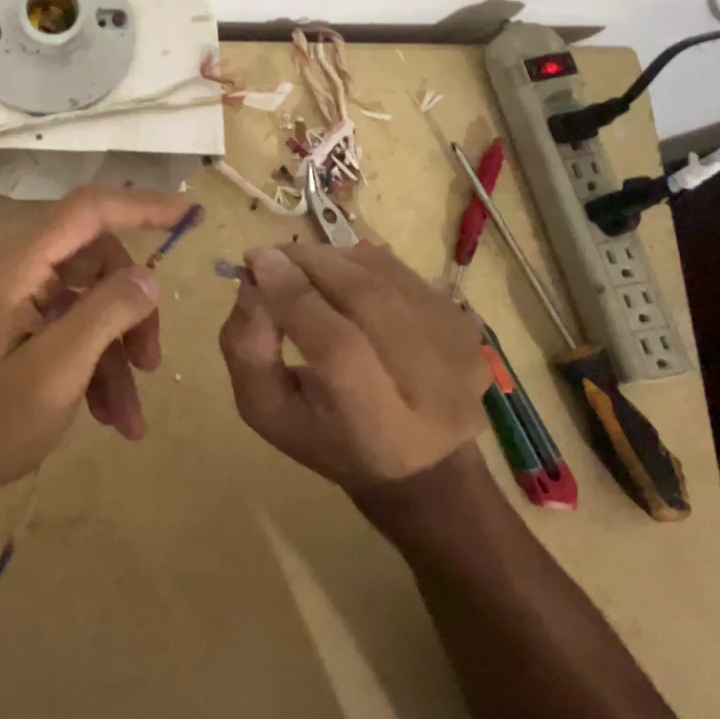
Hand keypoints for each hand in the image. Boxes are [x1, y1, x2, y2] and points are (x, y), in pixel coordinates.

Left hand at [0, 186, 191, 518]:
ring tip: (131, 416)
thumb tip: (150, 276)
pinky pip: (70, 330)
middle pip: (93, 262)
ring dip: (117, 354)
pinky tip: (111, 418)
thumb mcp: (56, 372)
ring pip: (88, 302)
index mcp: (11, 268)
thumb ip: (105, 315)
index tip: (190, 215)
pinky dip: (96, 367)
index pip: (84, 211)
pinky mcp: (16, 329)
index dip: (140, 206)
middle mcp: (10, 272)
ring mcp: (12, 301)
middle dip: (132, 310)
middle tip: (152, 362)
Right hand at [217, 242, 489, 492]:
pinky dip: (366, 263)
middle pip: (370, 302)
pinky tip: (340, 273)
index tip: (256, 261)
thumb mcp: (266, 410)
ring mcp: (461, 356)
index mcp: (376, 429)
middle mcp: (432, 393)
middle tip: (273, 254)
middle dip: (313, 265)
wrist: (417, 463)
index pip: (338, 348)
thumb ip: (247, 351)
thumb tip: (253, 284)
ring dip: (336, 259)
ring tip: (302, 263)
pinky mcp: (471, 332)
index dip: (294, 297)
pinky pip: (408, 277)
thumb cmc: (325, 438)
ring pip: (389, 281)